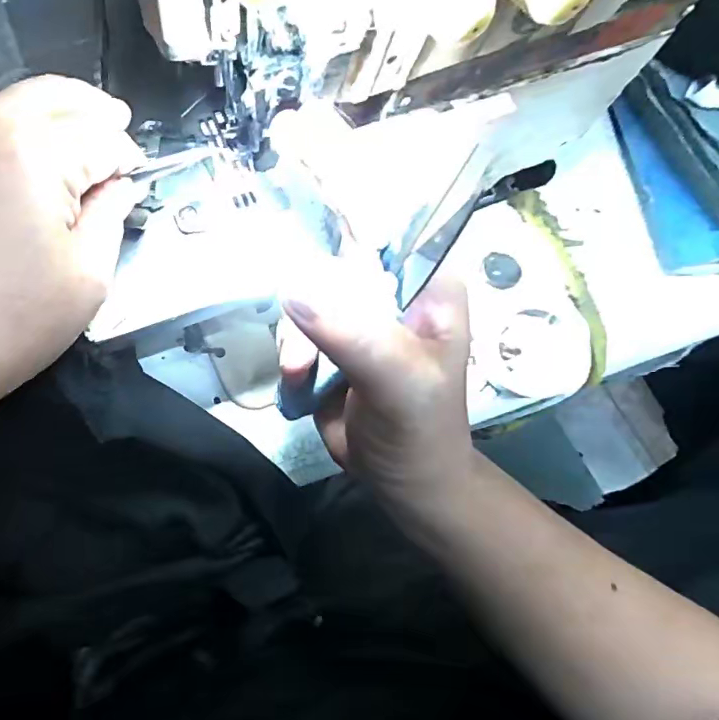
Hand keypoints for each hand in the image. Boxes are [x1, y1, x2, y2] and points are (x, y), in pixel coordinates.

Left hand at [0, 76, 144, 435]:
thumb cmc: (10, 322)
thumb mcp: (87, 278)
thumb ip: (110, 217)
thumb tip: (117, 186)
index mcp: (28, 148)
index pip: (97, 134)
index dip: (125, 153)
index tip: (136, 172)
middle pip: (47, 97)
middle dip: (89, 108)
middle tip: (114, 122)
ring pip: (0, 113)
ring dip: (41, 124)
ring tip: (65, 153)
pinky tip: (6, 182)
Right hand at [278, 253, 477, 501]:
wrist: (403, 482)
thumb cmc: (420, 430)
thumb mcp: (398, 382)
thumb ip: (352, 336)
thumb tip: (292, 291)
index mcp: (429, 285)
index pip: (384, 237)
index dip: (341, 242)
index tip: (306, 267)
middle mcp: (394, 294)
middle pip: (333, 268)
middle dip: (309, 308)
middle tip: (302, 353)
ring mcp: (359, 321)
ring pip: (306, 303)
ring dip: (295, 342)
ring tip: (298, 375)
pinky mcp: (331, 348)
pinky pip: (295, 335)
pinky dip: (290, 360)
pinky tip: (297, 385)